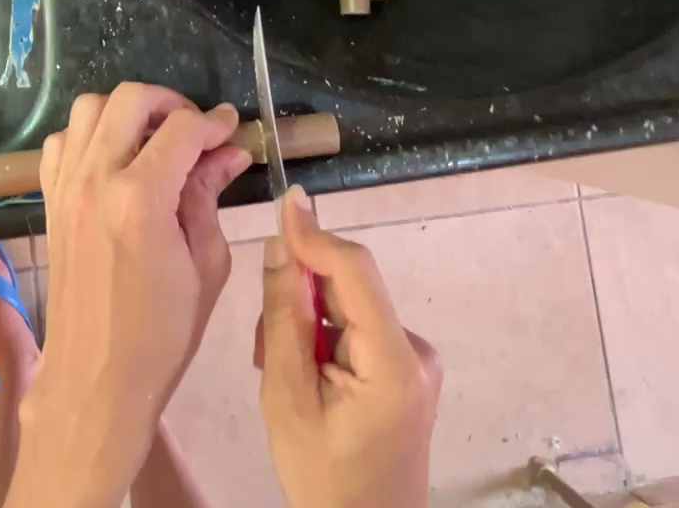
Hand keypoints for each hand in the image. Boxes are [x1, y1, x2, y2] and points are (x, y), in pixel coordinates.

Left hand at [8, 84, 251, 507]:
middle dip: (171, 103)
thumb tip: (228, 152)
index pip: (182, 128)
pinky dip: (89, 134)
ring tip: (154, 139)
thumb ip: (209, 195)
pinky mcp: (50, 198)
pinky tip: (113, 158)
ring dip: (127, 112)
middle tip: (196, 129)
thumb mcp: (205, 264)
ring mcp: (66, 185)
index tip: (232, 130)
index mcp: (140, 198)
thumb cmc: (163, 332)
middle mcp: (95, 179)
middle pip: (131, 99)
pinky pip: (62, 140)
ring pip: (89, 107)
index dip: (215, 123)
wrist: (96, 377)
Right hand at [256, 187, 442, 507]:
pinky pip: (354, 328)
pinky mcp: (407, 369)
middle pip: (347, 289)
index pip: (354, 271)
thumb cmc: (321, 476)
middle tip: (263, 346)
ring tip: (281, 372)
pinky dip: (321, 339)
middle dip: (299, 297)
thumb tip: (280, 244)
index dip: (315, 234)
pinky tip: (305, 376)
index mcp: (395, 362)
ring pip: (345, 308)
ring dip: (306, 322)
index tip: (281, 202)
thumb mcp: (286, 396)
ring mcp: (416, 360)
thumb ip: (284, 316)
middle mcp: (416, 350)